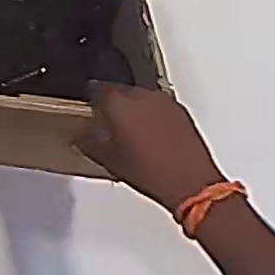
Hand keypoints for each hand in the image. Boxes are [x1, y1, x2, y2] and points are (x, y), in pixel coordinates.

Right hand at [77, 82, 226, 210]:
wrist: (192, 186)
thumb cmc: (153, 173)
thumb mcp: (109, 160)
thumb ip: (89, 143)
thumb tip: (82, 139)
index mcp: (116, 102)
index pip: (95, 88)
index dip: (91, 99)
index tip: (91, 108)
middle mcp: (138, 95)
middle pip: (118, 90)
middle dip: (114, 104)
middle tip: (112, 123)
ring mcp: (162, 101)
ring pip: (140, 96)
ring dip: (135, 107)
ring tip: (134, 130)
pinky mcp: (180, 110)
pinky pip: (159, 105)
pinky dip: (154, 114)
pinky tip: (154, 135)